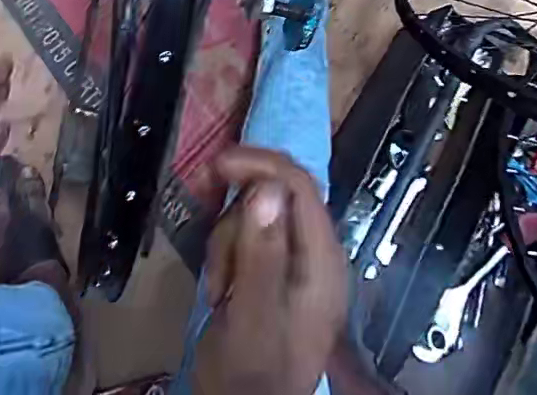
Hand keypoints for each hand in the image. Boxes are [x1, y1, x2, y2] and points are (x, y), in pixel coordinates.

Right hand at [192, 147, 349, 394]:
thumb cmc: (250, 372)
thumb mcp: (252, 315)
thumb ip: (262, 254)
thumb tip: (267, 189)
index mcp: (323, 261)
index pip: (299, 184)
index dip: (259, 164)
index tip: (216, 167)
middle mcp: (316, 253)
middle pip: (275, 192)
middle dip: (237, 211)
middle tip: (213, 241)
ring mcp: (295, 261)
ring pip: (255, 211)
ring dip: (227, 237)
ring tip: (219, 284)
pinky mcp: (273, 268)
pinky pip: (246, 232)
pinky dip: (225, 250)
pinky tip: (220, 286)